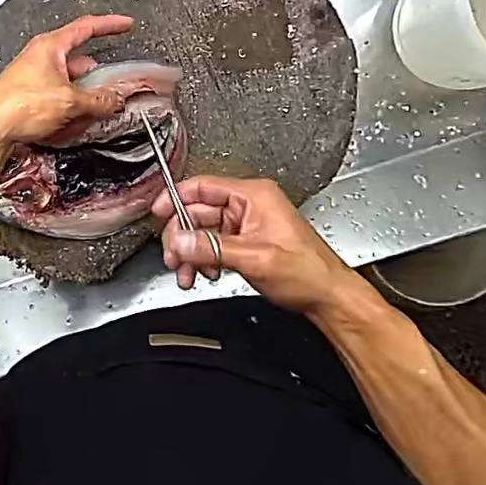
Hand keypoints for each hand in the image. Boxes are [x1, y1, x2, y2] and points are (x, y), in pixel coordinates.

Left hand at [0, 15, 135, 148]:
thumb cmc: (17, 107)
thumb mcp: (69, 102)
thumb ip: (98, 100)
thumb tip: (113, 100)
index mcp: (50, 46)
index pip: (86, 27)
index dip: (109, 24)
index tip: (124, 24)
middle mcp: (40, 58)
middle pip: (79, 63)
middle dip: (95, 80)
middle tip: (109, 93)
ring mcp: (33, 77)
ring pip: (68, 84)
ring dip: (81, 98)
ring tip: (85, 116)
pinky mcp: (28, 96)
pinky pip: (56, 98)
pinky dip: (66, 108)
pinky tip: (68, 125)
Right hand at [153, 175, 368, 315]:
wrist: (328, 297)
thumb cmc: (308, 272)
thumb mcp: (255, 258)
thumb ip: (212, 248)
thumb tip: (180, 240)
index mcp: (253, 196)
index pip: (202, 187)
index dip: (175, 198)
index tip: (158, 213)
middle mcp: (247, 206)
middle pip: (196, 212)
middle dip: (181, 237)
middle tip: (174, 257)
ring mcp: (245, 224)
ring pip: (201, 232)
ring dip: (190, 253)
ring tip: (187, 273)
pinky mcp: (244, 241)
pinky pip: (211, 245)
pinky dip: (202, 260)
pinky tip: (203, 274)